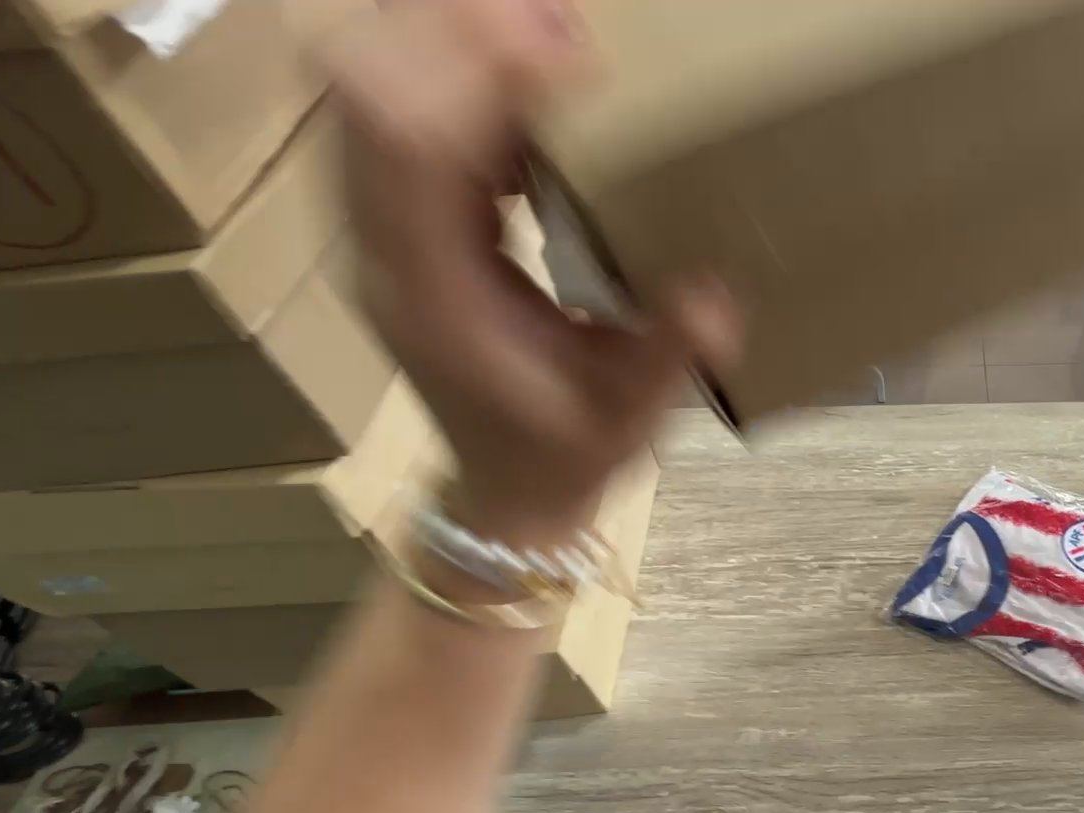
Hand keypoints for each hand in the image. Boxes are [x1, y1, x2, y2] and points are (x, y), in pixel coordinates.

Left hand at [326, 0, 742, 548]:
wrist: (508, 493)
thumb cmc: (567, 459)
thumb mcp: (631, 418)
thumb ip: (667, 354)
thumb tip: (718, 293)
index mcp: (438, 296)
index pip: (415, 140)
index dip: (482, 71)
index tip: (579, 55)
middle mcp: (387, 249)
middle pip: (364, 81)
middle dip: (456, 27)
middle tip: (561, 24)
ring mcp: (383, 232)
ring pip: (369, 85)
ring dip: (450, 41)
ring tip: (546, 41)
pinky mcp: (402, 225)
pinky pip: (402, 115)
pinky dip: (458, 80)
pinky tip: (530, 98)